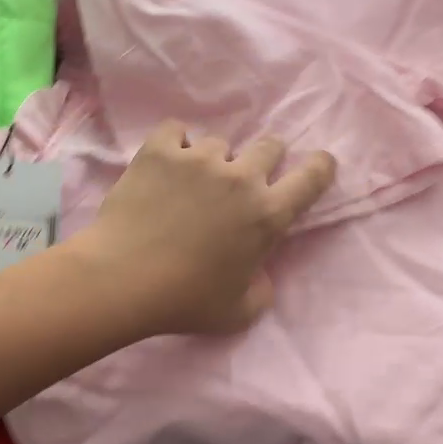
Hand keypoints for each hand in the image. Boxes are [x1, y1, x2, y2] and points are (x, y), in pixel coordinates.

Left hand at [74, 121, 336, 335]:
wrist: (122, 279)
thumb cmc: (185, 301)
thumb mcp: (238, 312)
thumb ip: (261, 290)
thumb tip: (259, 274)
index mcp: (268, 215)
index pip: (312, 177)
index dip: (320, 167)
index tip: (317, 165)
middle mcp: (241, 178)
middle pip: (269, 146)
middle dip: (263, 160)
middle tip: (242, 182)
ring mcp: (200, 159)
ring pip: (219, 144)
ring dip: (212, 161)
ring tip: (190, 184)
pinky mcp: (160, 150)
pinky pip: (176, 130)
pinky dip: (174, 144)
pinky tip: (164, 163)